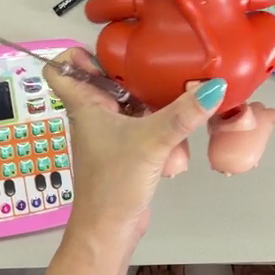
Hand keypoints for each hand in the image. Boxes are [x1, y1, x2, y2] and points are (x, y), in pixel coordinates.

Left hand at [41, 50, 222, 246]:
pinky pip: (140, 123)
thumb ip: (183, 114)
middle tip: (154, 58)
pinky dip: (156, 120)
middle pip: (101, 79)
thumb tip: (213, 87)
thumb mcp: (152, 141)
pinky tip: (177, 121)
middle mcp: (92, 115)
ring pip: (125, 102)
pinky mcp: (125, 149)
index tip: (105, 46)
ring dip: (146, 96)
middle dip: (126, 69)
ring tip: (173, 83)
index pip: (60, 69)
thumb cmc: (114, 183)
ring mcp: (108, 133)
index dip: (74, 54)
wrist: (109, 229)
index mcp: (84, 105)